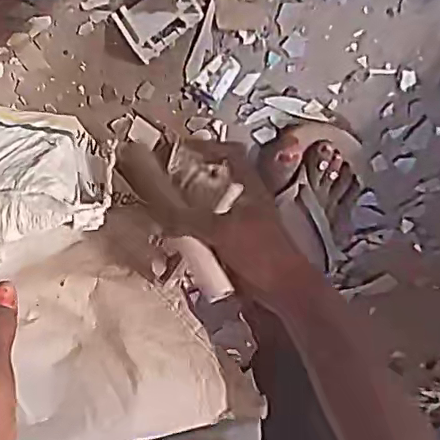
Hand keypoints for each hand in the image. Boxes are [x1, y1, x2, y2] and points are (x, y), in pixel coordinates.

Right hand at [161, 140, 320, 303]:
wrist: (282, 292)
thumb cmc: (261, 255)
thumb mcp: (221, 232)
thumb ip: (188, 220)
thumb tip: (157, 211)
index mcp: (249, 189)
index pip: (230, 154)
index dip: (207, 146)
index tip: (180, 148)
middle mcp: (244, 202)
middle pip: (214, 180)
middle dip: (187, 178)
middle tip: (162, 178)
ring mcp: (238, 225)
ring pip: (206, 208)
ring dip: (185, 207)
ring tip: (160, 206)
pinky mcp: (231, 247)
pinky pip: (203, 233)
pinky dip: (187, 232)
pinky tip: (172, 236)